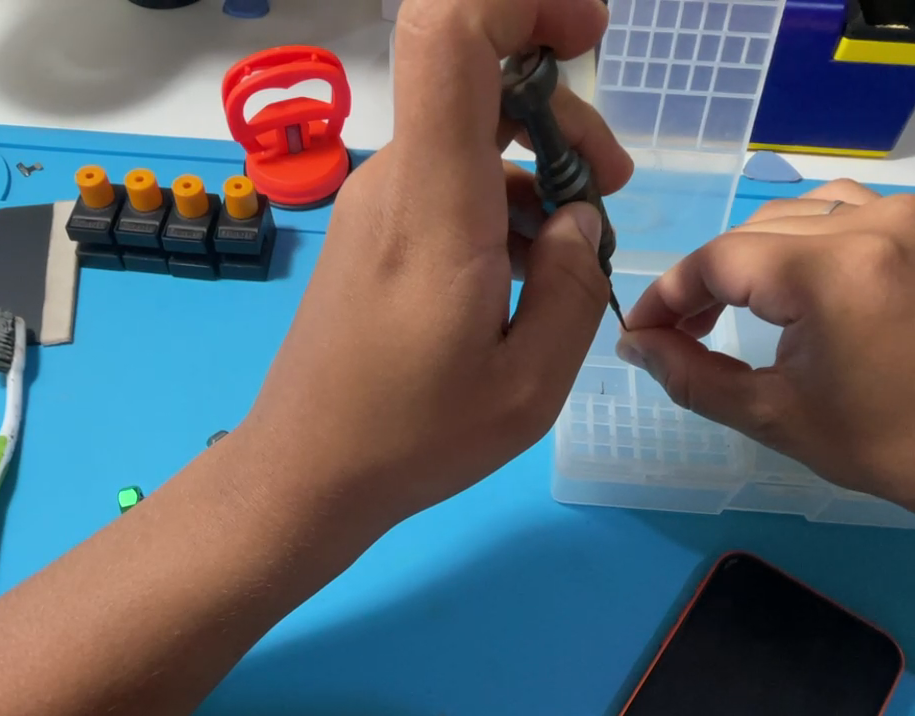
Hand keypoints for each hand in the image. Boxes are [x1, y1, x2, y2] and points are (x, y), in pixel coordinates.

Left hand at [233, 0, 630, 536]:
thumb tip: (576, 219)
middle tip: (608, 192)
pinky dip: (492, 210)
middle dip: (560, 118)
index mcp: (435, 201)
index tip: (588, 36)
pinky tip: (517, 277)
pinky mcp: (365, 243)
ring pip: (464, 145)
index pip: (452, 29)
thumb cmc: (413, 437)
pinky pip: (440, 190)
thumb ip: (572, 287)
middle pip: (476, 84)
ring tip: (570, 251)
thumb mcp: (528, 384)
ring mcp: (372, 211)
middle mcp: (393, 183)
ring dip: (530, 176)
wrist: (307, 473)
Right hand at [618, 180, 914, 528]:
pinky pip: (831, 212)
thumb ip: (689, 376)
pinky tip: (781, 284)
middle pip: (748, 235)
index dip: (666, 295)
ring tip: (721, 314)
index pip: (719, 260)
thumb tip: (634, 346)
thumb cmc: (881, 445)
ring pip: (786, 217)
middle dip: (700, 284)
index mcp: (833, 272)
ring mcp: (903, 216)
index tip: (636, 335)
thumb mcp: (770, 416)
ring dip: (742, 260)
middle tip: (674, 338)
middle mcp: (871, 223)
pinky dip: (790, 242)